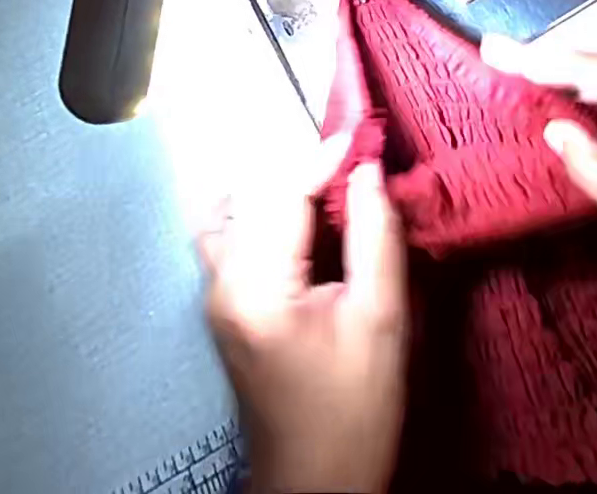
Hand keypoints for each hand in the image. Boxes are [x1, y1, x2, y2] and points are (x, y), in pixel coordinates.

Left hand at [198, 138, 406, 492]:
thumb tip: (368, 170)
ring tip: (331, 186)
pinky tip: (295, 211)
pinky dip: (263, 207)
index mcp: (258, 288)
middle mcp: (222, 282)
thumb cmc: (355, 408)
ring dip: (284, 185)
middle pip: (257, 193)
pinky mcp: (222, 302)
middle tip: (356, 162)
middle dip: (308, 167)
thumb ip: (375, 234)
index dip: (325, 157)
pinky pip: (232, 230)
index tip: (361, 136)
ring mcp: (214, 293)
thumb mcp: (382, 318)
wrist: (313, 485)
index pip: (285, 193)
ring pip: (239, 207)